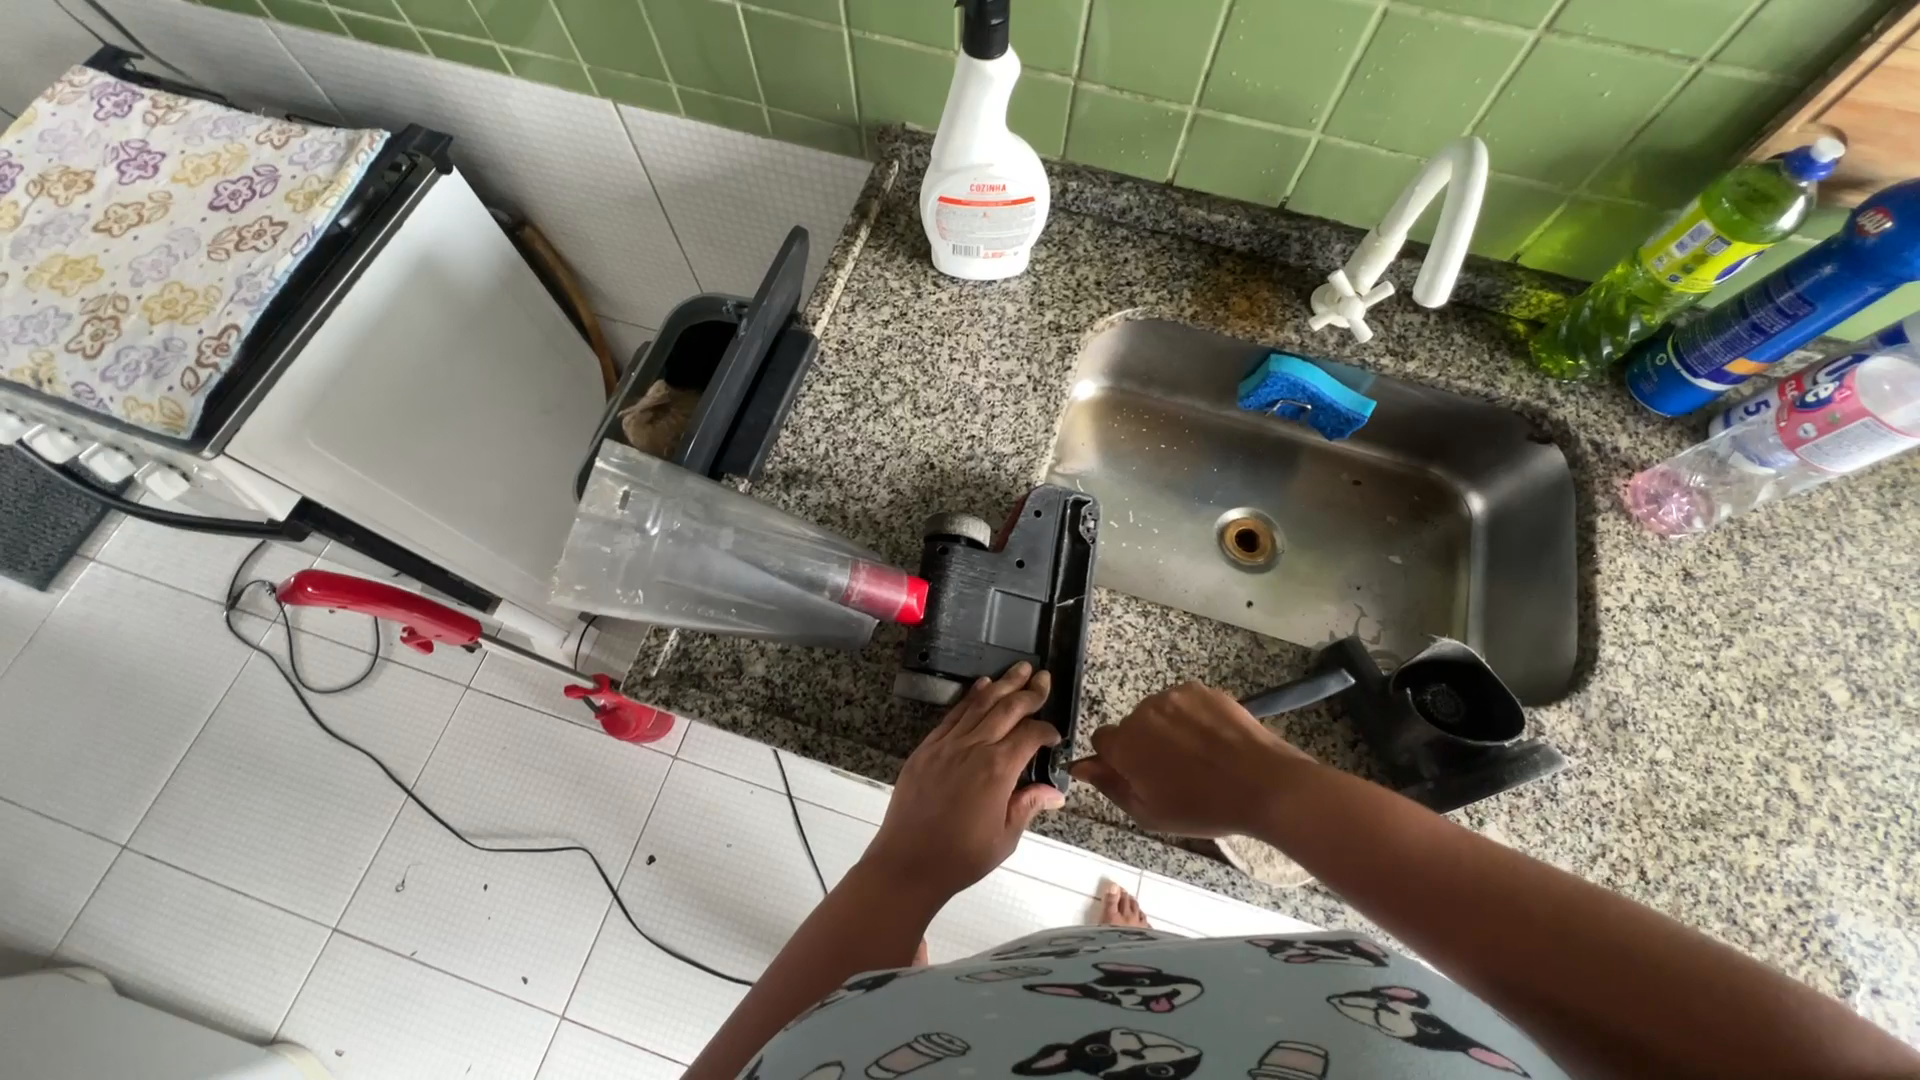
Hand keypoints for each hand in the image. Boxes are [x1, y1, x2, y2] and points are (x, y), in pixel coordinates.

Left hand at [861, 662, 1065, 900]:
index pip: (1030, 736)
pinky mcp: (927, 748)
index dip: (1046, 731)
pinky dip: (969, 698)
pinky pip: (953, 715)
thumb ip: (1028, 806)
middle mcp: (974, 748)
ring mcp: (947, 745)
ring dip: (1001, 685)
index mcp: (998, 770)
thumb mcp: (1005, 837)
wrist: (908, 862)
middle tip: (1043, 676)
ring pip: (979, 705)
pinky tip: (981, 687)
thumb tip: (1054, 793)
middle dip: (1028, 691)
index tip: (1055, 735)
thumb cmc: (961, 857)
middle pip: (1007, 709)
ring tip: (1018, 669)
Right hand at [1069, 681, 1315, 837]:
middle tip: (1175, 771)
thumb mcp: (1149, 813)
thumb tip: (1079, 765)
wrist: (1264, 784)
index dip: (1119, 759)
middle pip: (1131, 726)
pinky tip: (1213, 740)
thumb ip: (1110, 785)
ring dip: (1168, 729)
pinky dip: (1192, 717)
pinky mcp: (1200, 689)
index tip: (1141, 775)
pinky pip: (1184, 702)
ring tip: (1199, 755)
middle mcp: (1142, 712)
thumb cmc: (1203, 806)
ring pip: (1158, 712)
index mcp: (1124, 744)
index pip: (1102, 740)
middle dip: (1145, 744)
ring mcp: (1173, 697)